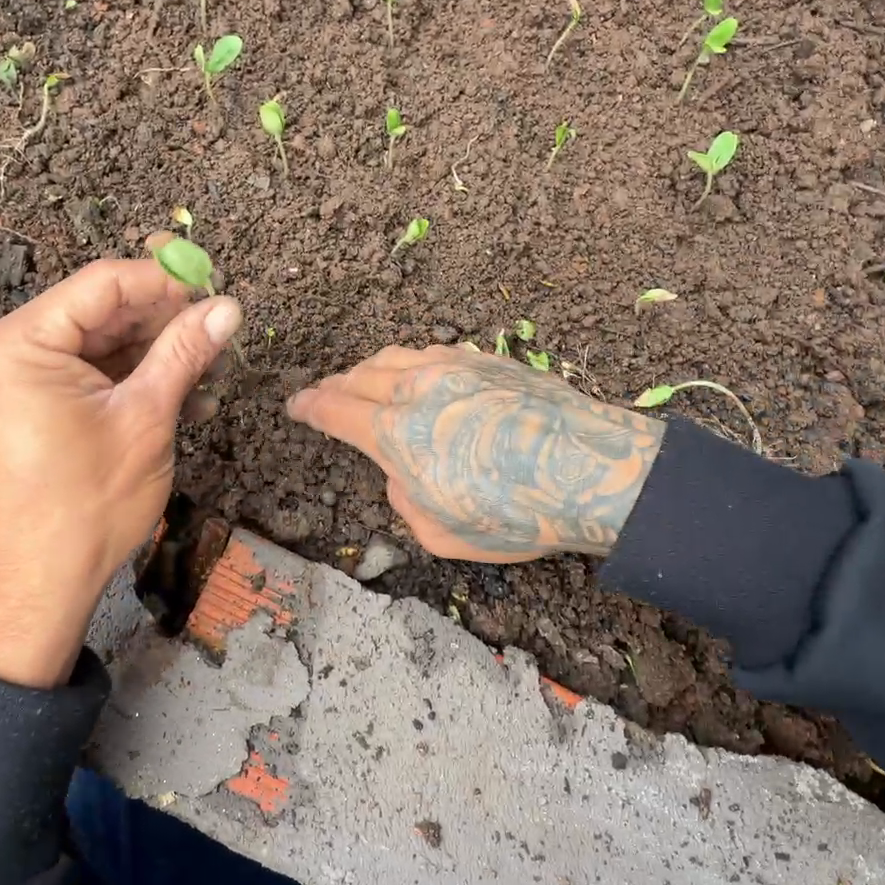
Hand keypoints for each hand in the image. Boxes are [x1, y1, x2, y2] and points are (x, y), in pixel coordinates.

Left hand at [0, 259, 240, 687]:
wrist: (35, 593)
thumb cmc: (86, 508)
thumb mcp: (146, 420)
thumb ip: (184, 353)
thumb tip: (228, 308)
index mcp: (17, 344)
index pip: (101, 285)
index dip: (163, 282)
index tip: (214, 290)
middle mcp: (0, 353)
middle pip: (96, 314)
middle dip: (159, 324)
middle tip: (215, 337)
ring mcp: (5, 385)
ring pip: (92, 348)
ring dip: (148, 357)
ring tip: (204, 378)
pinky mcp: (19, 413)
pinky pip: (78, 379)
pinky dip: (123, 384)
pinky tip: (173, 400)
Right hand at [287, 346, 665, 562]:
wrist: (590, 469)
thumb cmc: (515, 513)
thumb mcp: (439, 533)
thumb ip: (404, 500)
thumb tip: (403, 474)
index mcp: (393, 432)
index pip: (333, 410)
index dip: (307, 407)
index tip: (294, 405)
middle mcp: (415, 388)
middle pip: (358, 377)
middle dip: (333, 386)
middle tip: (323, 394)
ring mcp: (452, 367)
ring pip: (393, 357)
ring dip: (368, 370)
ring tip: (362, 379)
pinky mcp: (485, 360)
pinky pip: (431, 352)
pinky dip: (409, 362)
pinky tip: (416, 372)